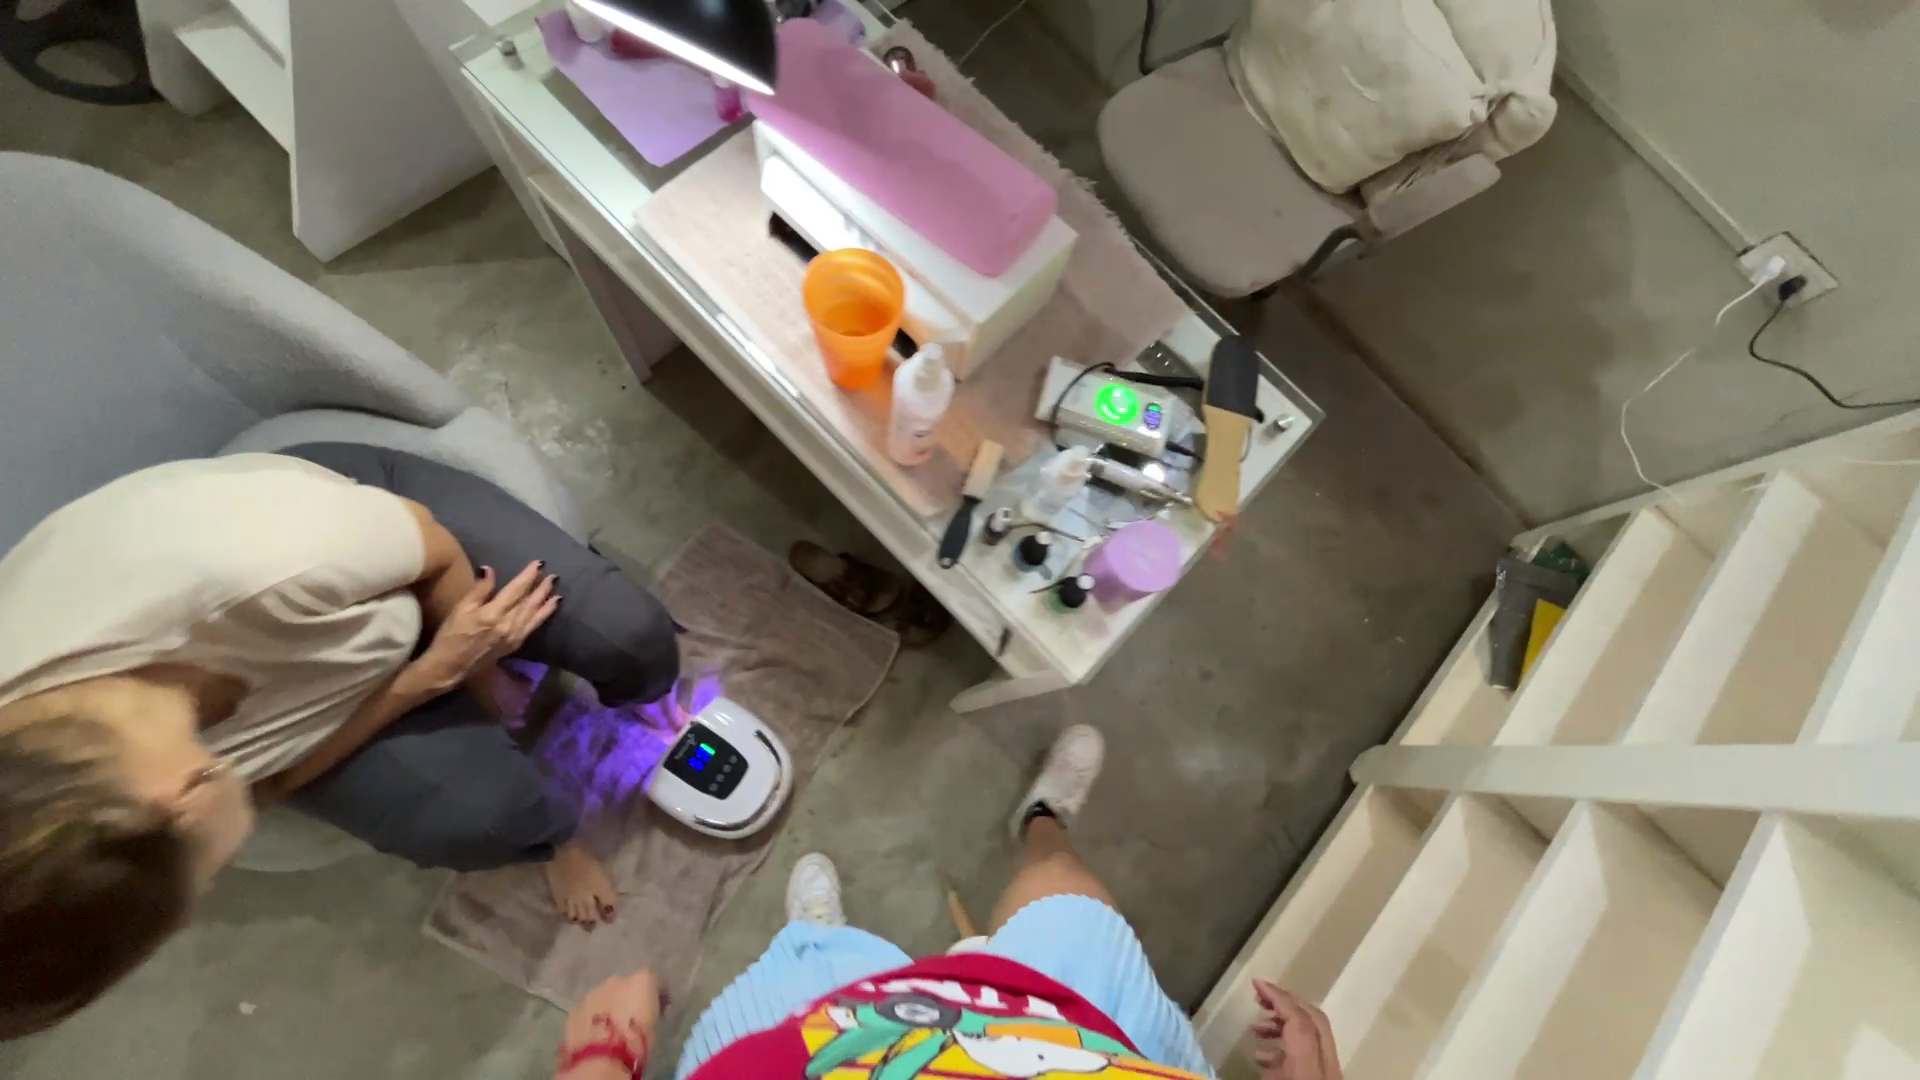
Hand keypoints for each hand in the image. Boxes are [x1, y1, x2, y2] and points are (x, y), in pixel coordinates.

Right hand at [408, 562, 558, 693]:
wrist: (451, 666)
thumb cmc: (451, 635)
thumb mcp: (461, 609)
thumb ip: (479, 590)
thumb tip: (489, 569)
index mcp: (492, 613)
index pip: (516, 590)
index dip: (528, 575)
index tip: (539, 564)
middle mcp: (508, 624)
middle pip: (529, 601)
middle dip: (542, 587)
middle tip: (553, 575)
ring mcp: (515, 635)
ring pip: (535, 613)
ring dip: (547, 599)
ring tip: (556, 587)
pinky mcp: (517, 643)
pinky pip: (535, 625)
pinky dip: (545, 614)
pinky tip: (552, 605)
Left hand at [560, 970, 666, 1076]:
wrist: (600, 1062)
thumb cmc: (635, 1043)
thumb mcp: (654, 1024)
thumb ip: (649, 1011)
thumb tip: (645, 1014)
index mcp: (642, 979)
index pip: (654, 981)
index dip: (657, 995)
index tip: (660, 1010)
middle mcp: (618, 979)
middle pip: (626, 985)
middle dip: (628, 999)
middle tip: (631, 1020)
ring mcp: (593, 993)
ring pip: (604, 997)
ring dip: (608, 1008)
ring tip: (610, 1029)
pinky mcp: (574, 1010)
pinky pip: (588, 1011)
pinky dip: (592, 1019)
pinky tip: (594, 1035)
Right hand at [1249, 979, 1340, 1079]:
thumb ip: (1262, 1062)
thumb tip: (1246, 1034)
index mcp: (1310, 1069)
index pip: (1299, 1020)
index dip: (1278, 996)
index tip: (1256, 983)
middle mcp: (1328, 1068)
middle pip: (1315, 1020)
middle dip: (1286, 1002)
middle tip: (1260, 999)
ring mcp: (1331, 1075)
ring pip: (1315, 1036)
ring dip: (1284, 1025)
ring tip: (1257, 1029)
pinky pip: (1312, 1056)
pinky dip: (1289, 1047)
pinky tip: (1266, 1056)